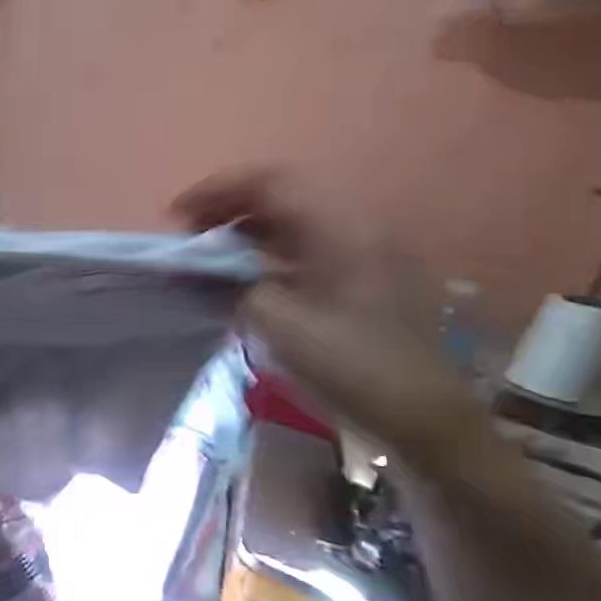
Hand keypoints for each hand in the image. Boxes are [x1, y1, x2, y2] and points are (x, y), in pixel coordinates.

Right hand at [174, 169, 487, 454]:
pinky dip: (269, 247)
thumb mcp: (282, 329)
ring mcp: (365, 247)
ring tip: (210, 253)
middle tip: (190, 234)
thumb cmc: (353, 369)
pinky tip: (247, 273)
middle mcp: (357, 226)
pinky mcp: (365, 270)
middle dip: (229, 205)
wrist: (424, 417)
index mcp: (342, 231)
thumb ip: (232, 288)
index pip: (271, 183)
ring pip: (295, 216)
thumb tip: (193, 268)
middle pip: (283, 193)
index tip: (176, 217)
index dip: (217, 190)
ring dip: (248, 226)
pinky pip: (308, 241)